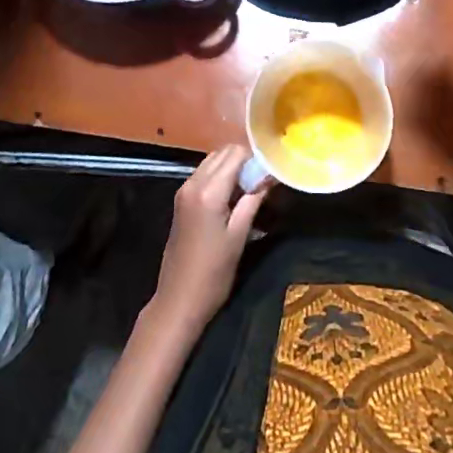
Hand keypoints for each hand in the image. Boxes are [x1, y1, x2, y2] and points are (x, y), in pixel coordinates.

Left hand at [151, 146, 269, 331]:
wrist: (178, 300)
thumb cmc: (213, 272)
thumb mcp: (239, 235)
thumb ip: (254, 199)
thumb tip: (271, 175)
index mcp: (208, 191)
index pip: (236, 154)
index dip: (257, 157)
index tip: (273, 169)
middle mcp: (193, 183)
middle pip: (223, 152)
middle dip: (246, 159)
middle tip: (265, 177)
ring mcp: (184, 190)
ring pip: (213, 161)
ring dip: (233, 166)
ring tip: (253, 186)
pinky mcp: (182, 199)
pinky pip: (205, 173)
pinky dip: (222, 175)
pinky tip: (236, 195)